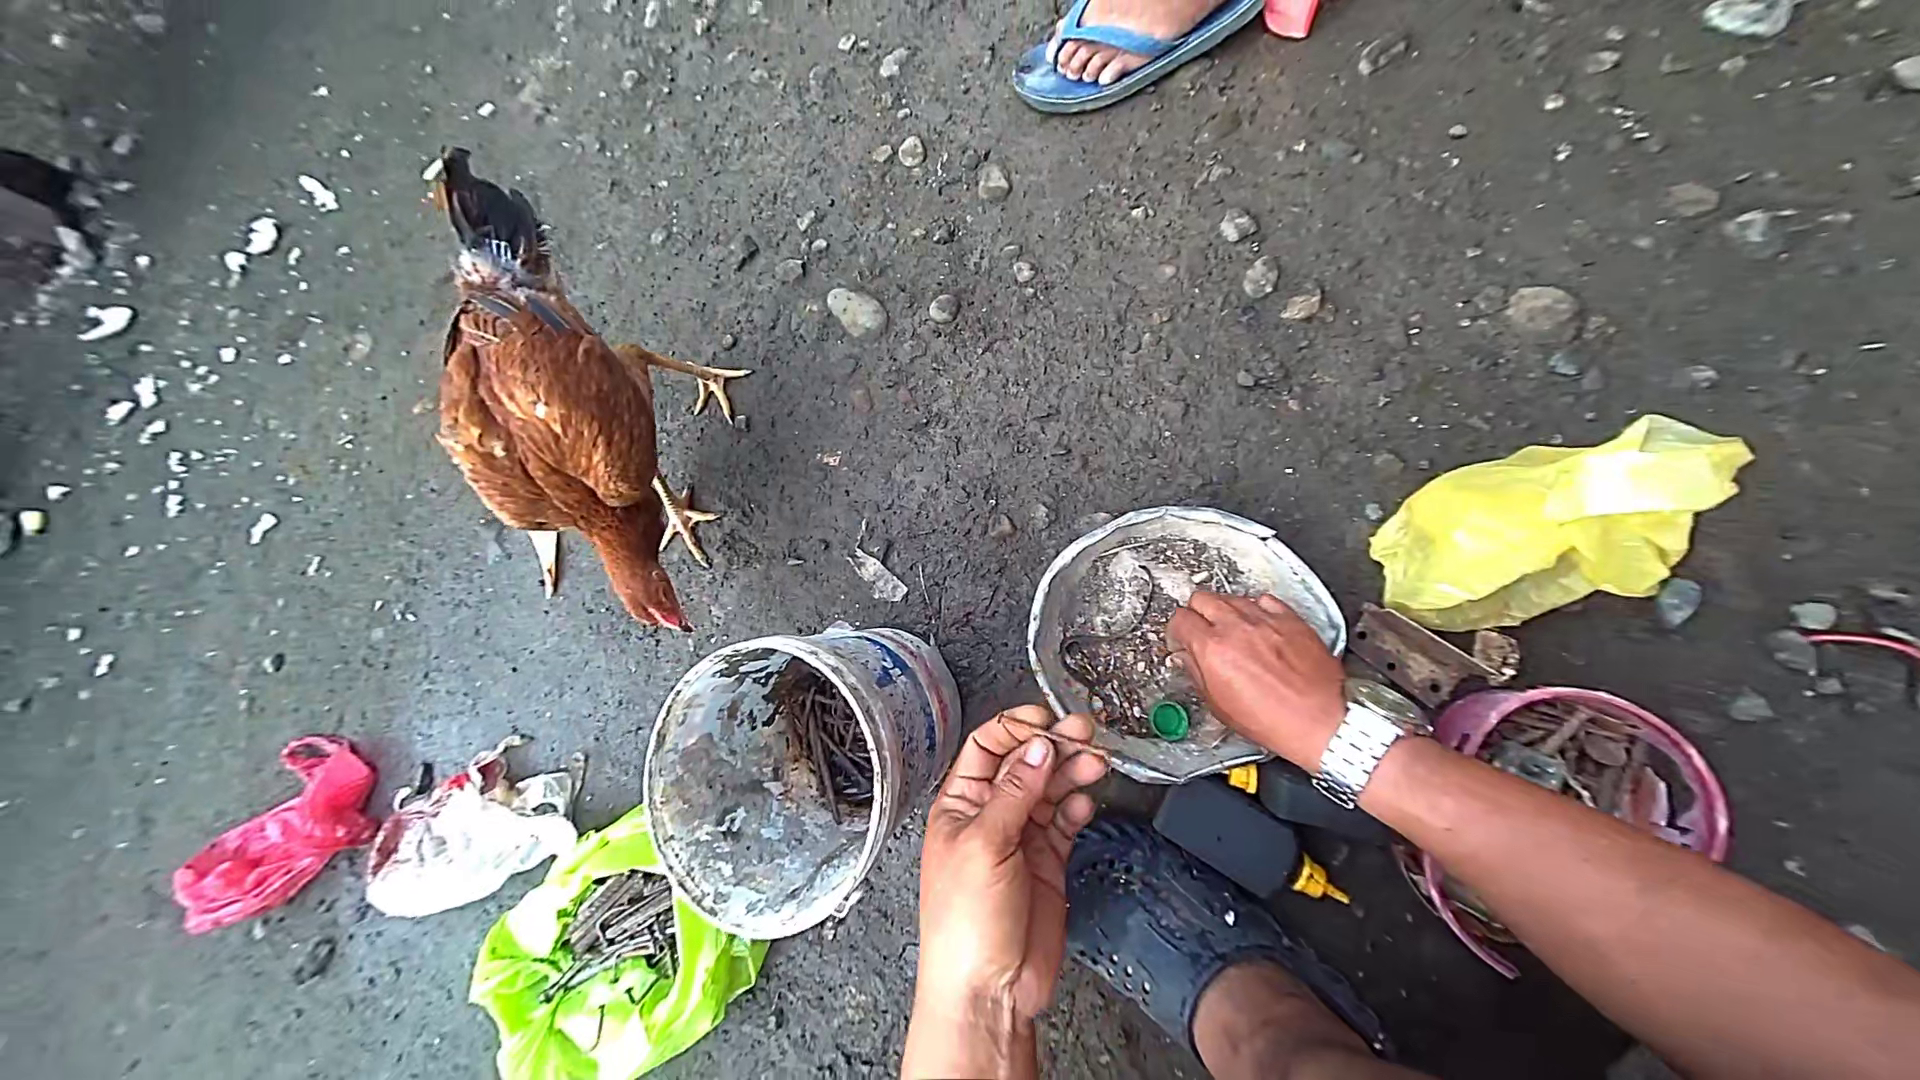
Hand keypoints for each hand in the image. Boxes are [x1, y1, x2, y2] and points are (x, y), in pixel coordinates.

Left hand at [904, 707, 1106, 1077]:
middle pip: (1025, 763)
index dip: (1015, 729)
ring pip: (1050, 789)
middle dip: (1053, 745)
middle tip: (1082, 734)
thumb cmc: (963, 924)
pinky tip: (1086, 800)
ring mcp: (1020, 836)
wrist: (989, 991)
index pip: (988, 747)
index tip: (1044, 723)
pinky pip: (1065, 820)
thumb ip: (1014, 793)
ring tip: (1094, 762)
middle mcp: (991, 813)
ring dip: (1072, 772)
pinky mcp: (1046, 860)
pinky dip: (1077, 806)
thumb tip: (1037, 748)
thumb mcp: (984, 845)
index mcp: (961, 802)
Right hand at [1167, 592, 1345, 770]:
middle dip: (1196, 613)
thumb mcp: (1219, 705)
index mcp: (1213, 648)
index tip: (1181, 638)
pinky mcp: (1290, 620)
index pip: (1180, 619)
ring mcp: (1265, 620)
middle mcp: (1237, 627)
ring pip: (1231, 596)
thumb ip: (1196, 673)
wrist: (1322, 722)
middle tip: (1201, 629)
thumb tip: (1187, 657)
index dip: (1176, 630)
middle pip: (1202, 598)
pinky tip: (1258, 623)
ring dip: (1224, 610)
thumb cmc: (1274, 720)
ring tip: (1230, 628)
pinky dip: (1256, 608)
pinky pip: (1264, 600)